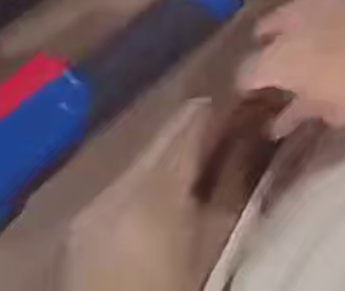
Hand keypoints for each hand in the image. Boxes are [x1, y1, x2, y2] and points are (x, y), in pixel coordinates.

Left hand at [62, 99, 272, 290]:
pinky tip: (181, 192)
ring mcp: (91, 206)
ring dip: (185, 148)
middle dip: (210, 125)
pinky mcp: (81, 226)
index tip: (262, 110)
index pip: (197, 115)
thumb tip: (259, 124)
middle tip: (247, 131)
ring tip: (216, 163)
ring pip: (152, 149)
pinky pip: (131, 177)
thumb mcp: (221, 237)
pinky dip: (160, 173)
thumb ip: (239, 172)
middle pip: (171, 127)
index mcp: (151, 189)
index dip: (233, 107)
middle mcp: (114, 185)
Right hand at [236, 0, 344, 137]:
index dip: (250, 92)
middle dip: (268, 56)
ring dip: (292, 33)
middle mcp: (291, 20)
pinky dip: (318, 19)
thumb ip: (303, 112)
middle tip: (286, 77)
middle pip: (263, 37)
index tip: (261, 105)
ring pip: (290, 15)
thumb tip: (280, 121)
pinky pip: (318, 4)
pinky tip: (338, 32)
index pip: (244, 75)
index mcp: (279, 56)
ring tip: (312, 54)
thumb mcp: (338, 111)